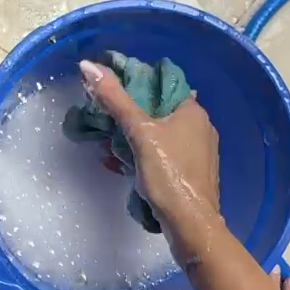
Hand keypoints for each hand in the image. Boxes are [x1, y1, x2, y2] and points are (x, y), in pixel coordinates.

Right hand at [79, 59, 223, 246]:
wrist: (190, 223)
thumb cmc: (168, 174)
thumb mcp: (139, 133)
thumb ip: (115, 100)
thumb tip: (88, 66)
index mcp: (193, 111)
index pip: (162, 85)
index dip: (136, 85)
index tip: (111, 92)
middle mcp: (201, 127)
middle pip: (159, 111)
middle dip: (131, 116)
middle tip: (106, 121)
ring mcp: (199, 152)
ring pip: (161, 135)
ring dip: (135, 138)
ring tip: (110, 145)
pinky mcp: (192, 172)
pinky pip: (165, 154)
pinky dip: (145, 155)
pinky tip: (124, 165)